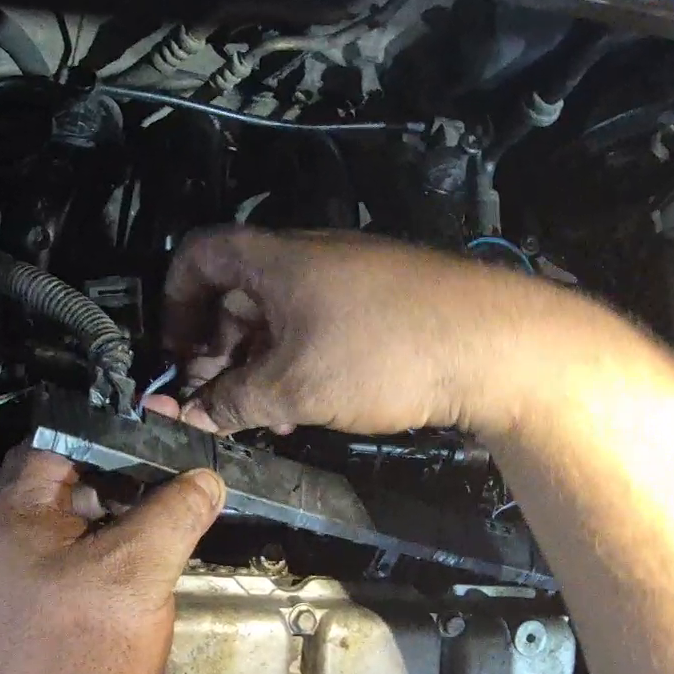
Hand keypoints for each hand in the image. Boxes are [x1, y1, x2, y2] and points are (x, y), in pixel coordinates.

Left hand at [0, 446, 224, 673]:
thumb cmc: (81, 659)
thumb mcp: (136, 570)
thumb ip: (175, 512)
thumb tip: (208, 477)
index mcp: (17, 517)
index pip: (56, 441)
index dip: (107, 425)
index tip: (161, 417)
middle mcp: (20, 543)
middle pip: (76, 481)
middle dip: (131, 467)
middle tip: (187, 455)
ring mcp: (41, 583)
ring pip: (93, 525)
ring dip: (137, 511)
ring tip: (191, 495)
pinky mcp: (64, 618)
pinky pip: (100, 565)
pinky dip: (134, 551)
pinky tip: (174, 547)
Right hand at [163, 225, 620, 440]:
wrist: (500, 347)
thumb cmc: (383, 354)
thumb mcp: (294, 387)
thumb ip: (231, 403)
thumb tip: (188, 417)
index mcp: (275, 260)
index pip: (197, 256)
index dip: (173, 303)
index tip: (176, 357)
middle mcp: (305, 259)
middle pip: (233, 294)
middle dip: (212, 350)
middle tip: (211, 402)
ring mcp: (343, 280)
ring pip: (273, 319)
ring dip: (252, 367)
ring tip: (256, 417)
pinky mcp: (374, 304)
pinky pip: (310, 328)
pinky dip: (290, 364)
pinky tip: (298, 408)